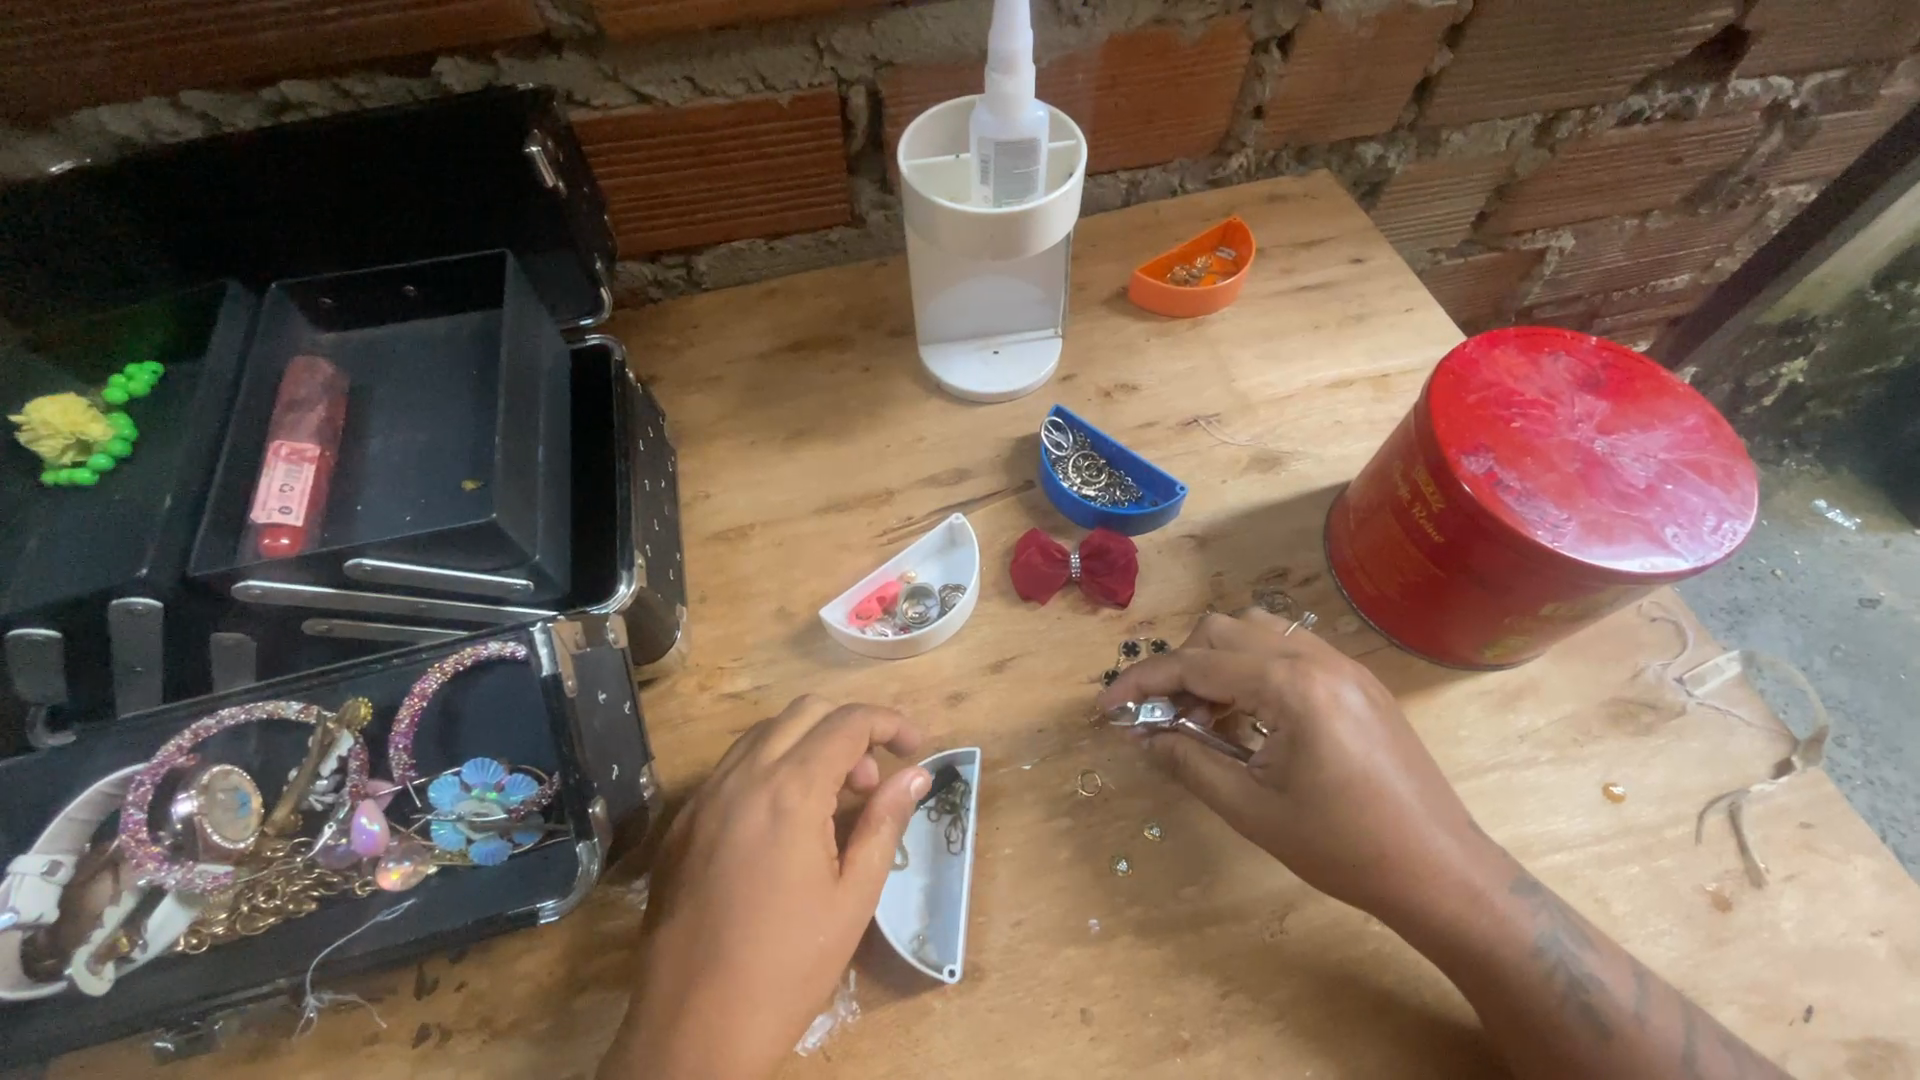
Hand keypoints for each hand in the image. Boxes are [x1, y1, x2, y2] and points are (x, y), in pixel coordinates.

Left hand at [603, 697, 929, 1079]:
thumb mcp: (853, 898)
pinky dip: (770, 767)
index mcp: (790, 791)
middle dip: (850, 730)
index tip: (917, 747)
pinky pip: (732, 767)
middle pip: (804, 712)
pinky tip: (784, 821)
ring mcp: (704, 797)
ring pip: (764, 734)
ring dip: (808, 744)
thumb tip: (914, 774)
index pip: (847, 722)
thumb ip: (884, 822)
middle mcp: (742, 777)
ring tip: (833, 801)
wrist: (691, 1029)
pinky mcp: (682, 823)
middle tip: (872, 783)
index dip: (890, 723)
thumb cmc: (787, 968)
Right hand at [1096, 609, 1490, 921]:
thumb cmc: (1343, 848)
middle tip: (1166, 718)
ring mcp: (1343, 665)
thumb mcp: (1252, 809)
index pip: (1196, 664)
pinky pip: (1289, 651)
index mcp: (1291, 686)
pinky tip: (1250, 717)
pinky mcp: (1358, 681)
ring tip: (1207, 713)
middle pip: (1222, 630)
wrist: (1441, 871)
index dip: (1142, 683)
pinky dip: (1253, 669)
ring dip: (1218, 660)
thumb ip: (1188, 761)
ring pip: (1257, 631)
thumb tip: (1141, 736)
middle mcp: (1317, 659)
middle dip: (1181, 666)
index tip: (1108, 707)